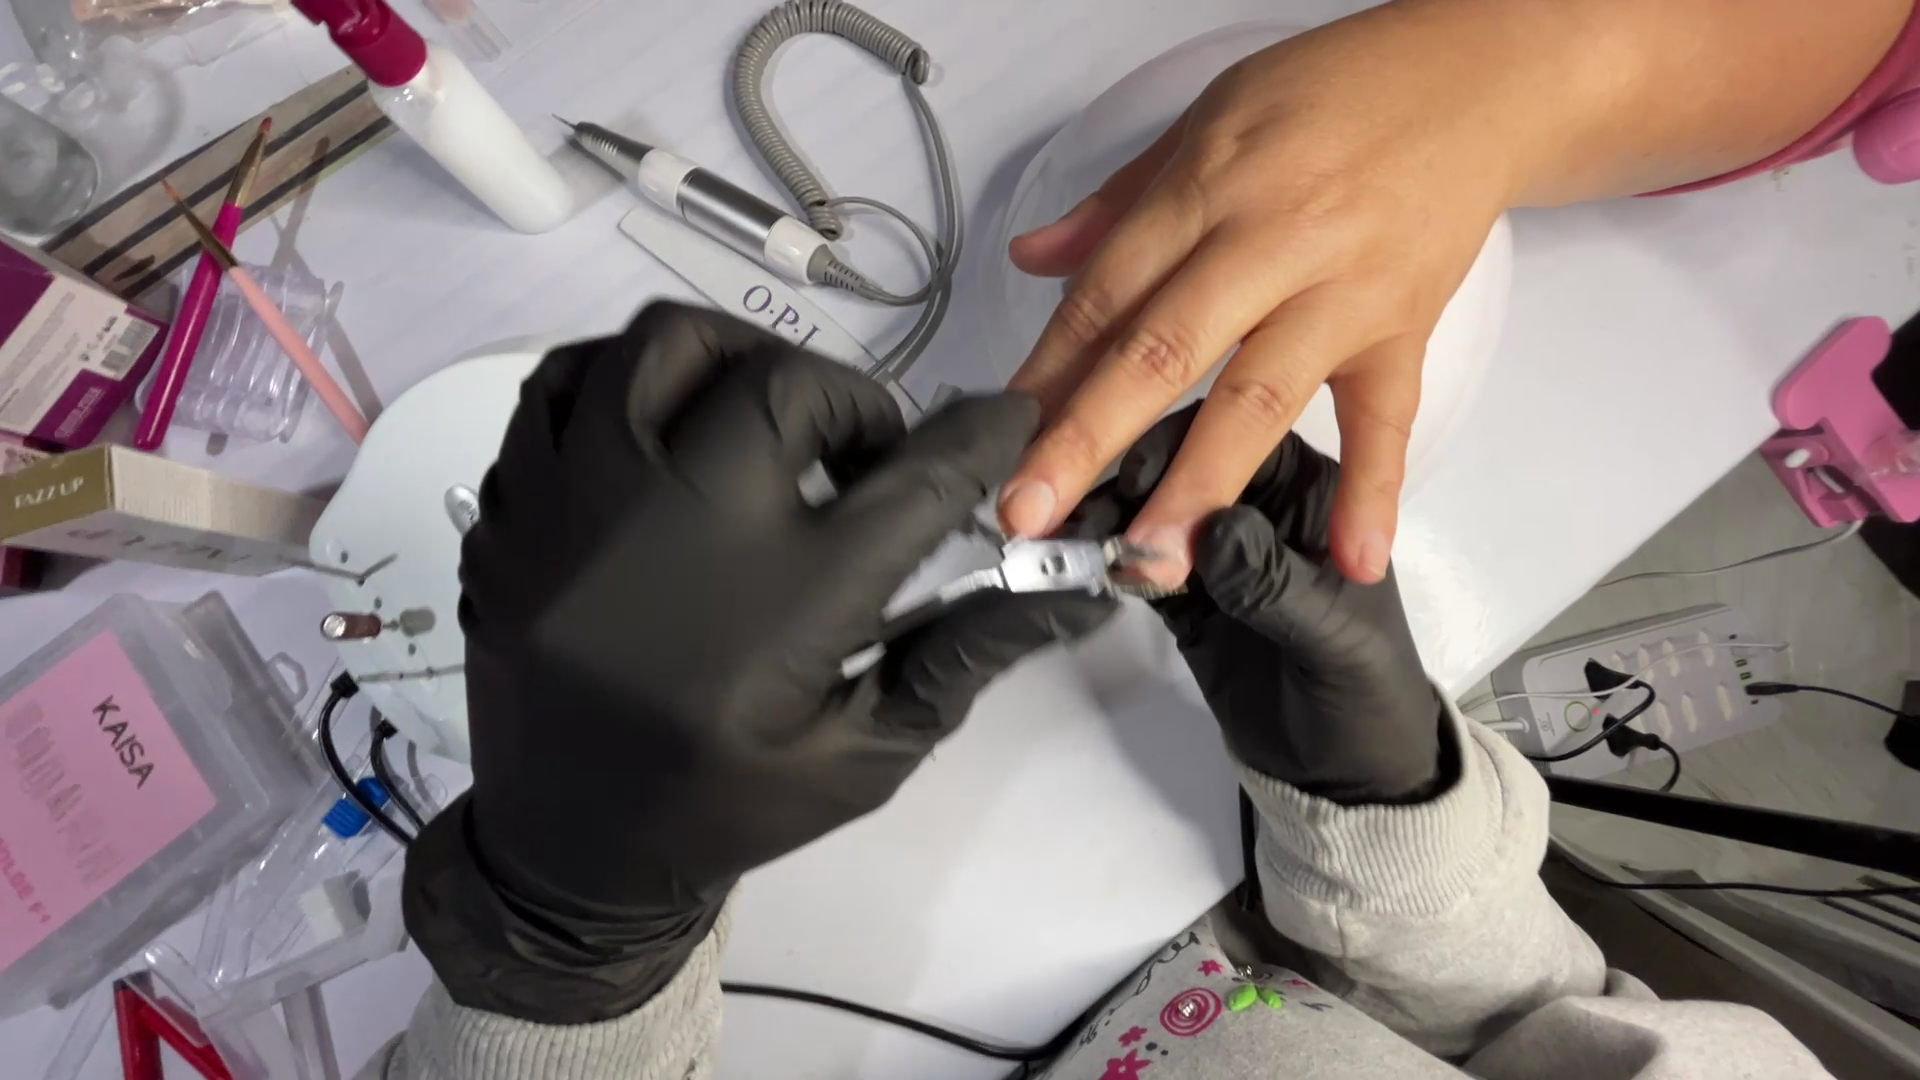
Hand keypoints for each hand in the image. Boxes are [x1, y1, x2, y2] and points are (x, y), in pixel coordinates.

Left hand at [405, 303, 1112, 1022]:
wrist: (565, 852)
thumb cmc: (732, 804)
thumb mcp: (871, 753)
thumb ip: (970, 655)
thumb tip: (1075, 594)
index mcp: (785, 609)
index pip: (913, 486)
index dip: (980, 438)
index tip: (1008, 418)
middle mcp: (681, 534)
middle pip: (789, 388)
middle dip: (856, 405)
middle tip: (863, 456)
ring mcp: (580, 507)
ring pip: (670, 346)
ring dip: (747, 363)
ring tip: (768, 420)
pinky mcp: (514, 503)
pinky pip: (570, 377)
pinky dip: (637, 377)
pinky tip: (670, 428)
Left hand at [1001, 3, 1533, 585]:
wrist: (1481, 72)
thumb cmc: (1329, 97)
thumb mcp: (1204, 123)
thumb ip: (1115, 206)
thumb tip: (1034, 257)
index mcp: (1202, 193)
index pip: (1104, 301)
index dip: (1046, 379)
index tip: (1000, 447)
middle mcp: (1267, 247)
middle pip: (1161, 355)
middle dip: (1087, 441)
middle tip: (1031, 514)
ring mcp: (1341, 295)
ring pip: (1258, 399)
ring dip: (1199, 486)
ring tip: (1153, 560)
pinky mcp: (1404, 330)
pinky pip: (1386, 417)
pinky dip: (1372, 489)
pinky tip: (1351, 557)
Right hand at [1071, 404, 1446, 803]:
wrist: (1336, 769)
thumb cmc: (1361, 695)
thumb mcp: (1333, 638)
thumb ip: (1275, 582)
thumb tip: (1214, 526)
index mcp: (1309, 495)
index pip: (1247, 440)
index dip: (1190, 449)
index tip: (1140, 478)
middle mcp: (1253, 505)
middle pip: (1183, 465)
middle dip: (1134, 481)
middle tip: (1088, 510)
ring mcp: (1209, 549)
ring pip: (1149, 511)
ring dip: (1109, 519)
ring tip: (1069, 539)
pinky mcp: (1177, 591)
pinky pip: (1134, 562)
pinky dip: (1106, 561)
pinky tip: (1079, 562)